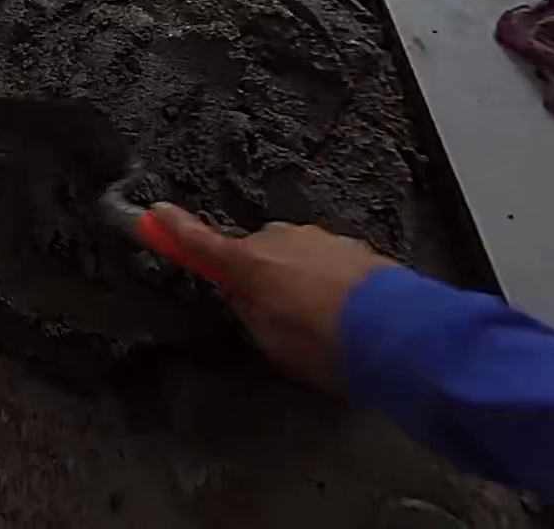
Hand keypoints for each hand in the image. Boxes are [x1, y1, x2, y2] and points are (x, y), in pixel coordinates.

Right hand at [150, 204, 397, 386]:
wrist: (400, 332)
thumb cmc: (324, 342)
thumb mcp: (272, 340)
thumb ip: (249, 310)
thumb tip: (243, 293)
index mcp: (250, 263)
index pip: (200, 242)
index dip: (173, 228)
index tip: (154, 210)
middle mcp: (276, 238)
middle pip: (253, 252)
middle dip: (259, 274)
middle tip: (280, 315)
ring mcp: (313, 236)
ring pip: (289, 253)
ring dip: (295, 276)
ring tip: (323, 320)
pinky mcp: (346, 243)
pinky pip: (321, 258)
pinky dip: (325, 277)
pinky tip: (346, 308)